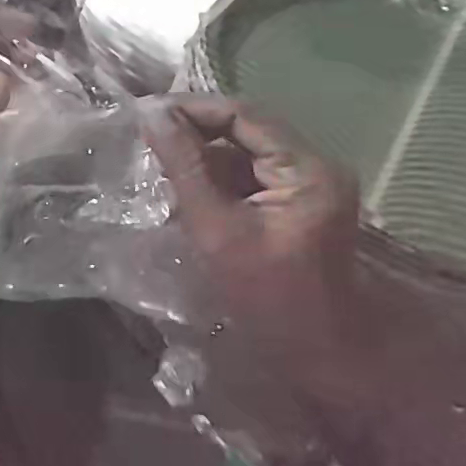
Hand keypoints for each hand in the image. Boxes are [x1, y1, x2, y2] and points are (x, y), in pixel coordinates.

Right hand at [140, 96, 370, 400]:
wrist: (321, 357)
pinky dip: (216, 174)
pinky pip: (250, 172)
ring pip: (245, 149)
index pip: (243, 115)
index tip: (145, 114)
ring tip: (158, 158)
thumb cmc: (268, 299)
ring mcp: (308, 184)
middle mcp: (314, 165)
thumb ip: (184, 167)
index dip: (192, 108)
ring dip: (203, 151)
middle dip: (195, 129)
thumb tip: (151, 113)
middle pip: (246, 128)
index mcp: (306, 168)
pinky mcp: (297, 202)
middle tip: (146, 134)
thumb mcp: (216, 229)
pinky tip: (185, 184)